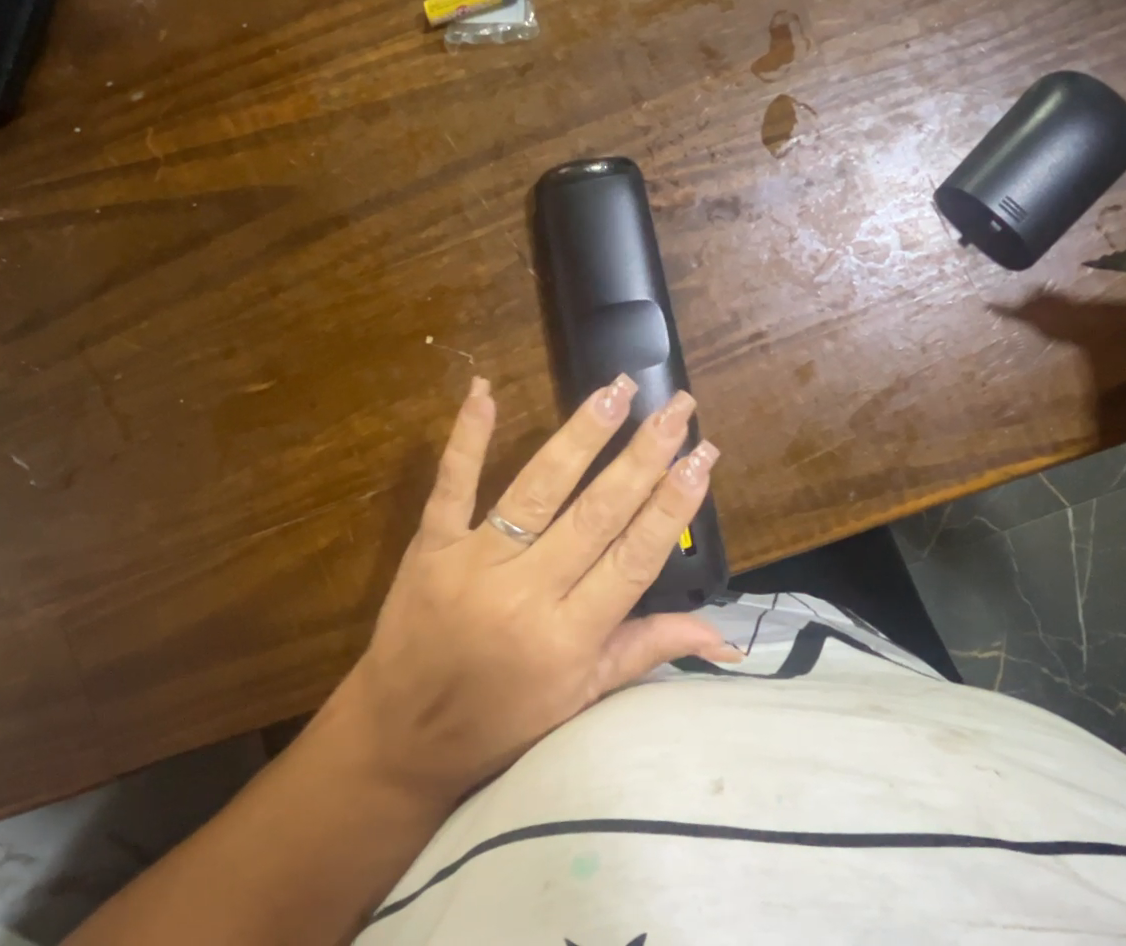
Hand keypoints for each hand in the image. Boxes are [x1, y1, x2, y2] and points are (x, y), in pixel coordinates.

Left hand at [326, 375, 734, 801]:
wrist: (402, 735)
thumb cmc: (499, 724)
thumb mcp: (580, 700)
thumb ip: (645, 651)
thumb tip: (724, 636)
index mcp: (569, 637)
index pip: (634, 557)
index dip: (673, 505)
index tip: (702, 456)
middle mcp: (526, 592)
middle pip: (595, 513)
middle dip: (643, 455)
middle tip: (677, 407)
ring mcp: (473, 563)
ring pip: (537, 488)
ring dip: (580, 435)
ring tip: (616, 390)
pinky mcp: (431, 546)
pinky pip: (451, 485)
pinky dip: (467, 437)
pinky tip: (483, 391)